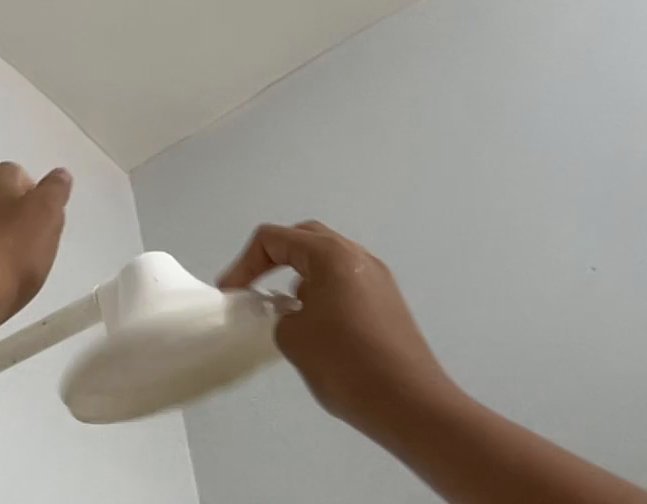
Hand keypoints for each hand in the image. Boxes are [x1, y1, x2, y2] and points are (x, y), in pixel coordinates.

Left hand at [0, 162, 71, 328]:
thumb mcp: (45, 215)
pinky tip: (0, 280)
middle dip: (15, 213)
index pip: (13, 172)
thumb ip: (54, 192)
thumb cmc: (11, 251)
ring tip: (21, 261)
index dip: (32, 186)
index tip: (46, 206)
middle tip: (37, 235)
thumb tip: (59, 174)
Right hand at [219, 221, 457, 433]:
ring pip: (327, 260)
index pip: (273, 239)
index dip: (244, 263)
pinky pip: (345, 282)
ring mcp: (378, 279)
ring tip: (286, 309)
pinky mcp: (390, 304)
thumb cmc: (347, 364)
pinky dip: (323, 292)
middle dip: (273, 258)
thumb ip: (280, 314)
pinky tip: (318, 326)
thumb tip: (293, 314)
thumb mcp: (293, 337)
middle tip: (254, 284)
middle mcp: (357, 256)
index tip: (232, 292)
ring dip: (300, 275)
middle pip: (303, 238)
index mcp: (330, 254)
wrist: (414, 408)